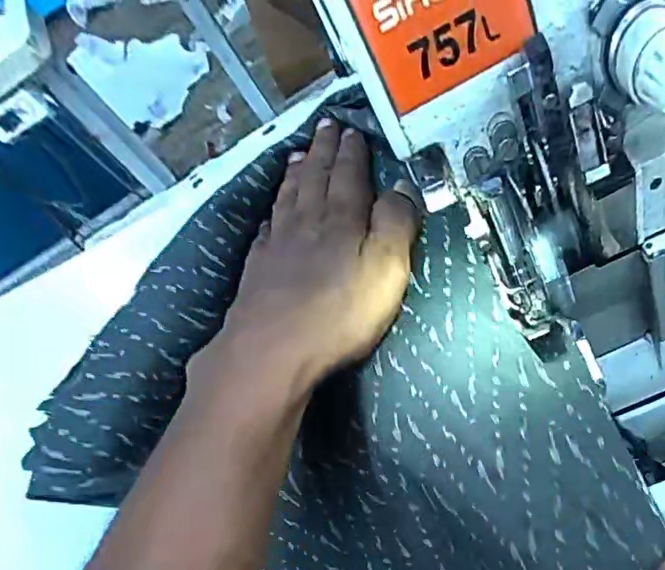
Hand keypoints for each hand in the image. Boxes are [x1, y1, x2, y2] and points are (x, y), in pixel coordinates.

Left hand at [192, 120, 421, 411]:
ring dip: (299, 173)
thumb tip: (402, 188)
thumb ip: (397, 226)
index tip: (354, 131)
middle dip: (325, 152)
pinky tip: (275, 210)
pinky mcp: (262, 267)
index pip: (349, 177)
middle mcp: (307, 222)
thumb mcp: (386, 270)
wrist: (276, 346)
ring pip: (290, 196)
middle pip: (317, 179)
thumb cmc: (341, 313)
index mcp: (343, 221)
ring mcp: (280, 243)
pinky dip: (275, 210)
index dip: (353, 153)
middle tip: (328, 129)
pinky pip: (270, 226)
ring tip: (302, 155)